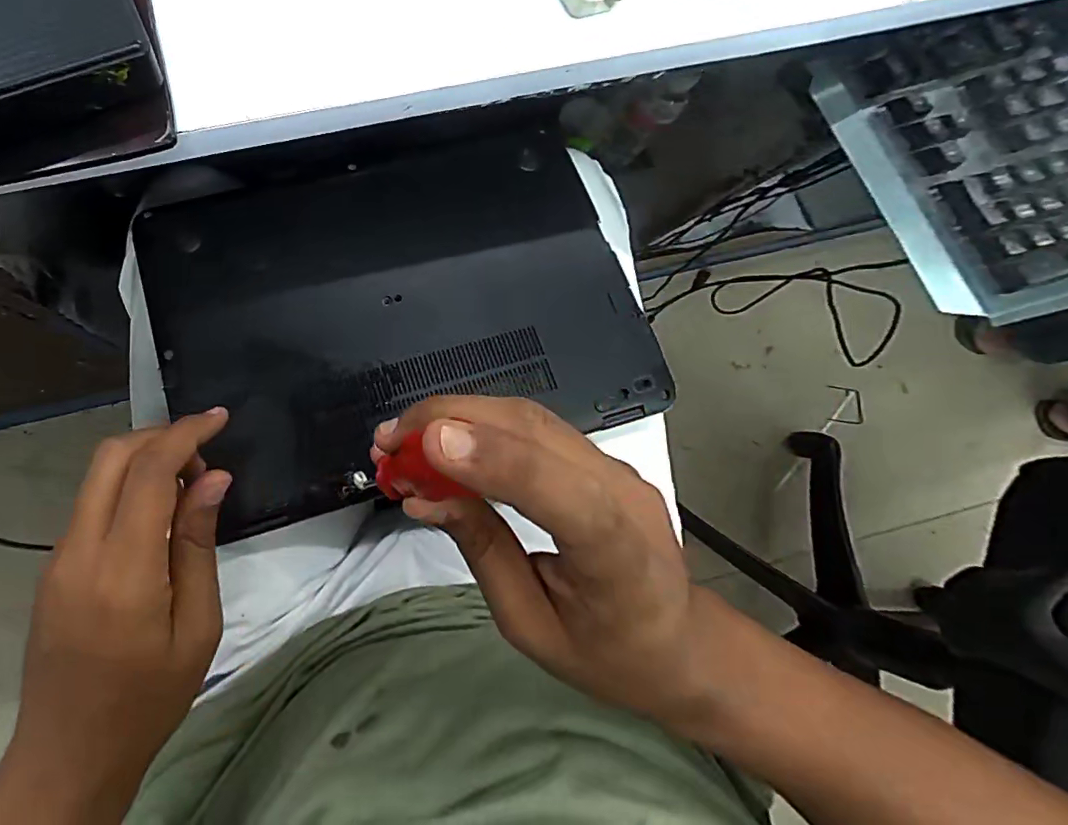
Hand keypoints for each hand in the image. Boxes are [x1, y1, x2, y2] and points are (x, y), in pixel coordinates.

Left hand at [0, 409, 231, 824]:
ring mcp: (58, 555)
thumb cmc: (146, 703)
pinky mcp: (52, 565)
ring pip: (96, 476)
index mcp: (122, 569)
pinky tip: (154, 516)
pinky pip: (90, 505)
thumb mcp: (195, 631)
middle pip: (111, 456)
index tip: (218, 417)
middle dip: (159, 436)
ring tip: (186, 487)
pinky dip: (124, 488)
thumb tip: (213, 479)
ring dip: (141, 461)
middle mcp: (80, 548)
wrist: (67, 755)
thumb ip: (197, 546)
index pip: (149, 471)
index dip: (185, 433)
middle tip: (202, 458)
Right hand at [372, 395, 724, 728]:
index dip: (495, 461)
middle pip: (532, 430)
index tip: (425, 446)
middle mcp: (622, 492)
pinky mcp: (592, 453)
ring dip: (452, 414)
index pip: (563, 494)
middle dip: (447, 421)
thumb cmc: (610, 653)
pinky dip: (472, 420)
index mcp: (620, 556)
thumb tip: (424, 496)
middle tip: (384, 442)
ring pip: (522, 414)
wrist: (683, 643)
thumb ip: (481, 551)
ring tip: (398, 438)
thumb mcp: (530, 624)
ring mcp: (610, 464)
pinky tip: (436, 435)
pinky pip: (525, 422)